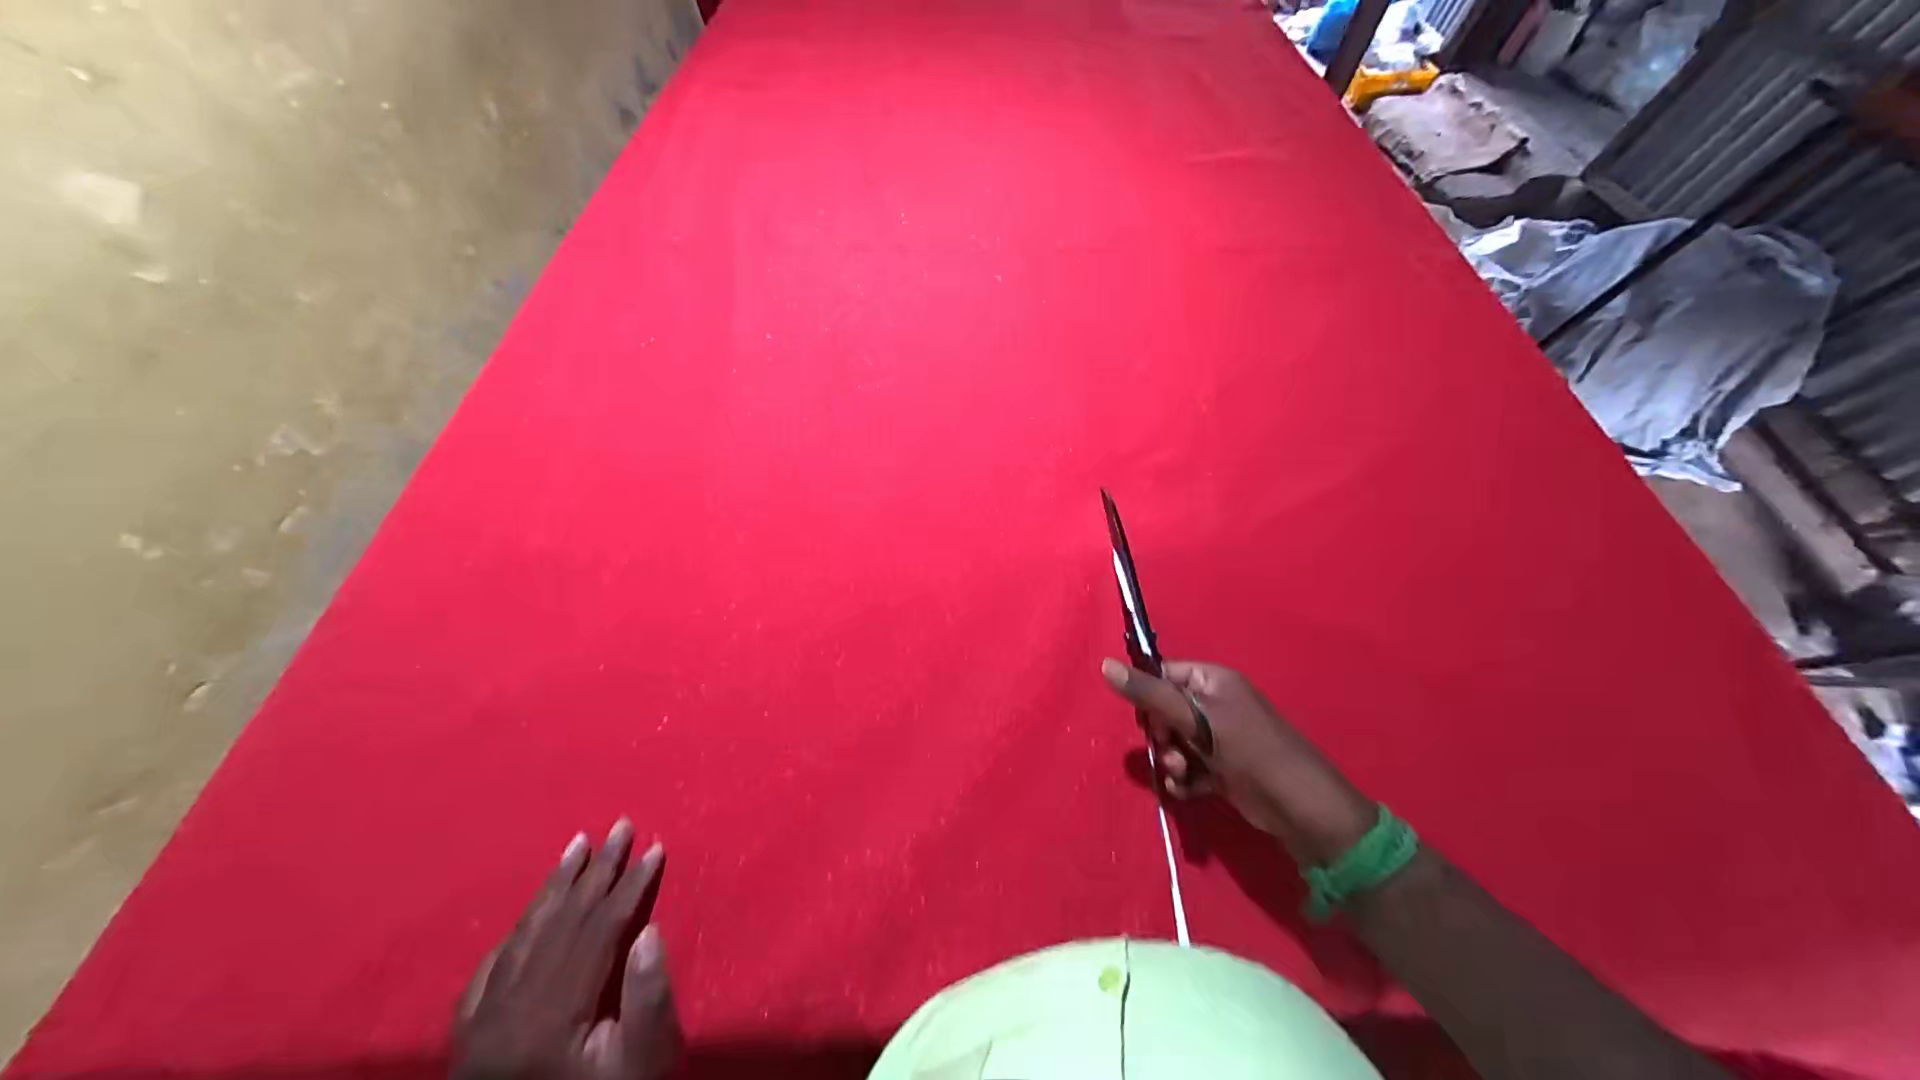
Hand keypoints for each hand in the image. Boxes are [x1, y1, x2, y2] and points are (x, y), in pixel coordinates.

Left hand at [454, 820, 679, 1079]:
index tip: (657, 846)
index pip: (599, 928)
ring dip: (555, 885)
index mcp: (552, 1014)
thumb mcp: (642, 1064)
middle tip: (622, 825)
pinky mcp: (468, 1037)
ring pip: (524, 934)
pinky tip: (531, 912)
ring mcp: (482, 1022)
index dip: (631, 884)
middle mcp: (508, 1008)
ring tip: (578, 844)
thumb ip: (648, 999)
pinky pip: (490, 968)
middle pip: (562, 921)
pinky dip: (516, 930)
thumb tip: (649, 930)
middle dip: (597, 870)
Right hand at [1101, 658, 1376, 863]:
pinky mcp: (1220, 768)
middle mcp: (1214, 704)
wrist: (1298, 808)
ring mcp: (1219, 738)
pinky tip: (1187, 790)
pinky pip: (1187, 766)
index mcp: (1211, 680)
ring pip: (1174, 742)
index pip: (1163, 675)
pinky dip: (1183, 778)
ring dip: (1170, 760)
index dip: (1149, 697)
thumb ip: (1149, 694)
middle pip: (1164, 711)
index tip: (1148, 720)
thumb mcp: (1196, 719)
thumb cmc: (1248, 750)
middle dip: (1160, 735)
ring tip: (1182, 774)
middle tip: (1169, 750)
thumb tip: (1105, 665)